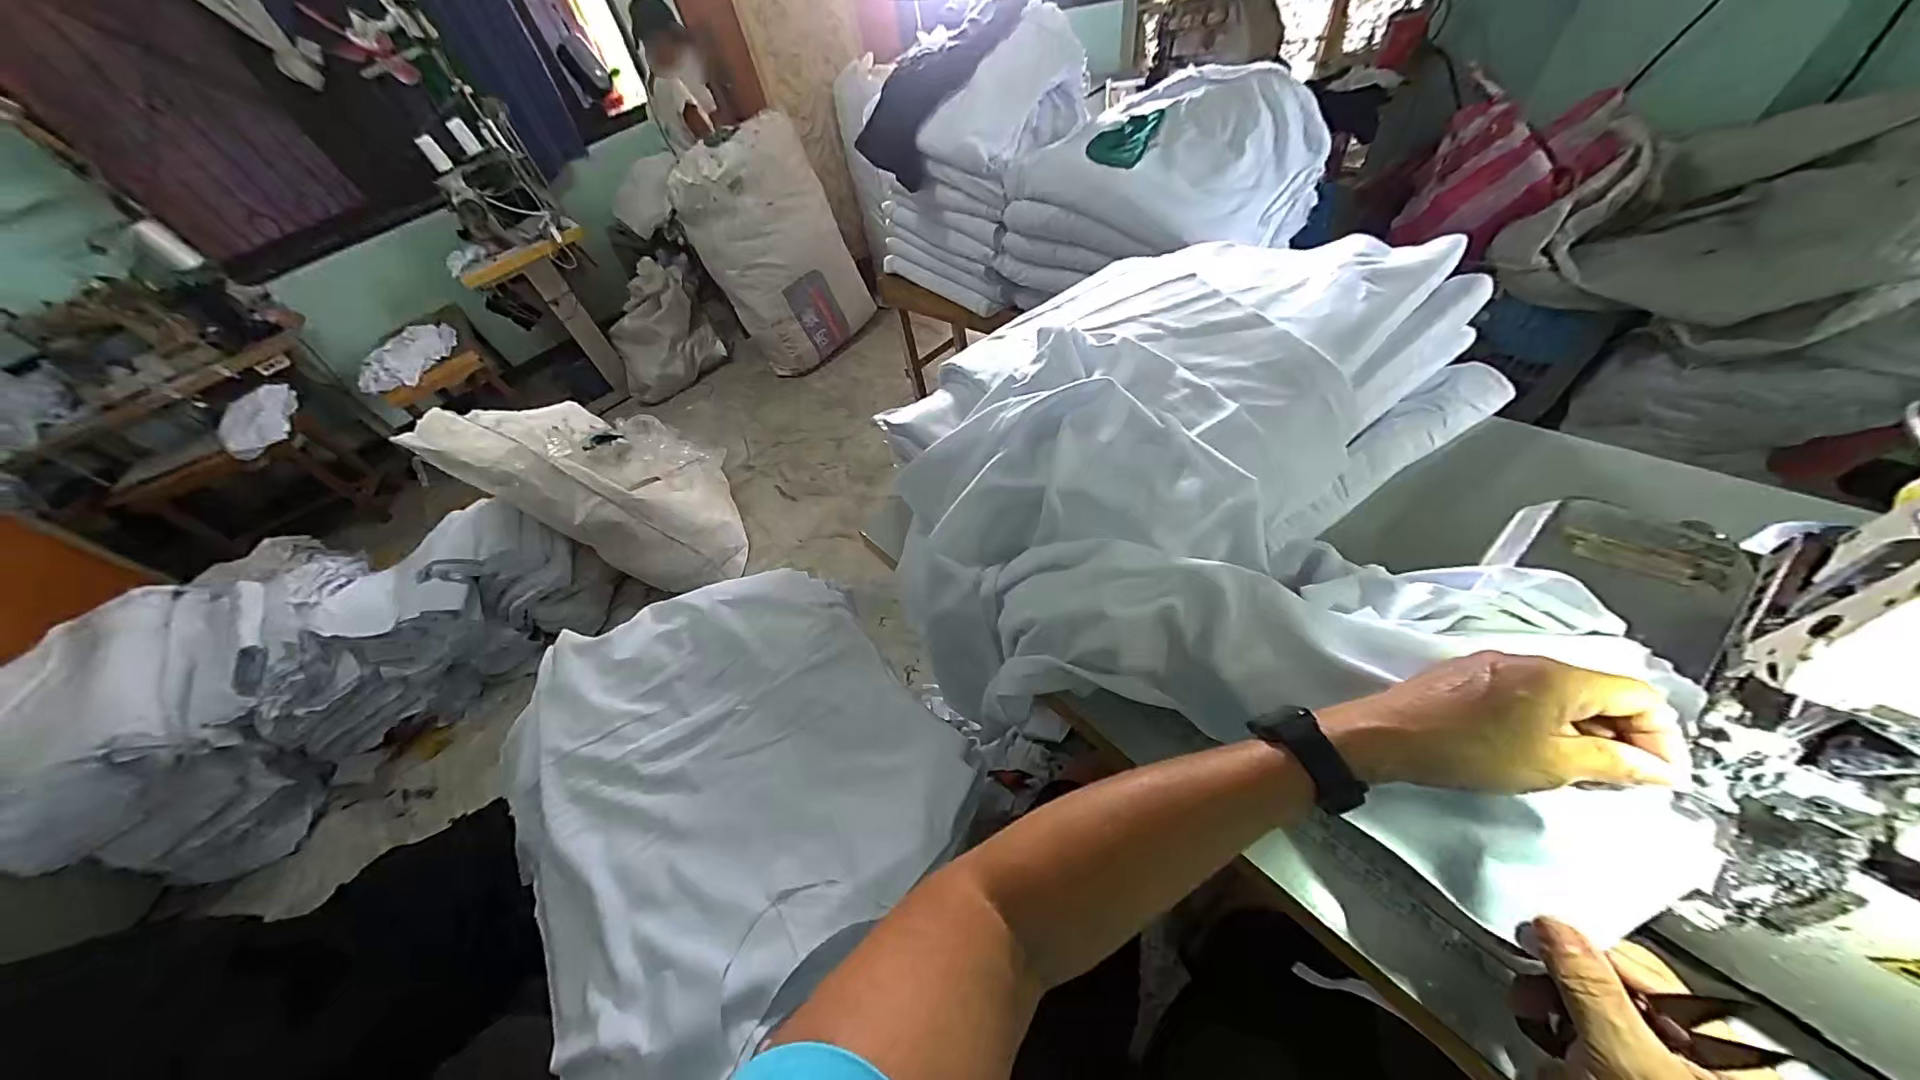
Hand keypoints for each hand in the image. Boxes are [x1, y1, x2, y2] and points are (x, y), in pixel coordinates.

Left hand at [1320, 652, 1686, 792]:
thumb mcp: (1553, 765)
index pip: (1640, 695)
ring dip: (1582, 730)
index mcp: (1557, 674)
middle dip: (1622, 735)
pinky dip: (1544, 720)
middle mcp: (1526, 660)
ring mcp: (1492, 664)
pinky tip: (1534, 749)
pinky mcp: (1467, 675)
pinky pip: (1524, 693)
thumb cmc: (1467, 750)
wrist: (1386, 736)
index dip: (1661, 738)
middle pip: (1601, 692)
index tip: (1658, 775)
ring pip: (1562, 694)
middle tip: (1621, 778)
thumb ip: (1615, 764)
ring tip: (1577, 770)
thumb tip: (1657, 769)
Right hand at [1514, 916, 1767, 1079]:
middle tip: (1531, 996)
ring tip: (1546, 1041)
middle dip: (1559, 990)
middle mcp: (1702, 1052)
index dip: (1575, 944)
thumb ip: (1587, 983)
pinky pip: (1591, 1048)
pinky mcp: (1627, 1076)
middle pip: (1611, 986)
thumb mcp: (1622, 1055)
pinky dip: (1567, 1052)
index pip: (1632, 959)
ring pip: (1594, 1018)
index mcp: (1719, 1037)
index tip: (1530, 938)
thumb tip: (1554, 926)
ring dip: (1557, 1024)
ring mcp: (1664, 1070)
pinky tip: (1560, 1065)